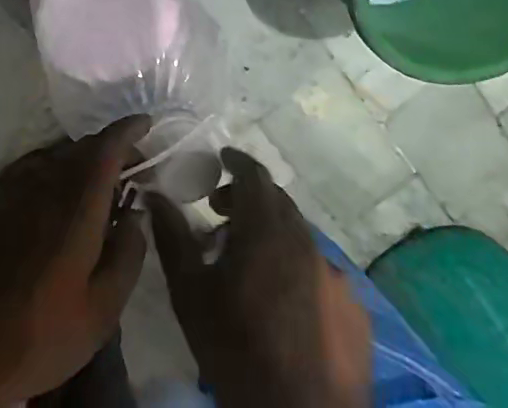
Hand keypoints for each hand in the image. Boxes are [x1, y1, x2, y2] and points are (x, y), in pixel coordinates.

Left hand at [0, 116, 149, 407]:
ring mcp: (19, 191)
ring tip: (108, 185)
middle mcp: (46, 185)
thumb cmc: (43, 333)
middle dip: (114, 149)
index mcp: (76, 206)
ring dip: (88, 159)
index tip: (147, 123)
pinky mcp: (1, 202)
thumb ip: (128, 253)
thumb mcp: (102, 309)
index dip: (127, 130)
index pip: (105, 149)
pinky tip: (68, 191)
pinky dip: (60, 167)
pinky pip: (38, 166)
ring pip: (61, 155)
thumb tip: (137, 211)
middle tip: (137, 170)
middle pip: (85, 147)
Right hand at [147, 148, 370, 407]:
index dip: (236, 161)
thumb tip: (154, 194)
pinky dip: (295, 267)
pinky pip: (319, 271)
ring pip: (298, 236)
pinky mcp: (353, 306)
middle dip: (247, 198)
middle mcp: (305, 240)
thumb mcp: (190, 292)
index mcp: (266, 228)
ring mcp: (334, 274)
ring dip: (271, 234)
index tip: (219, 160)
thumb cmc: (236, 348)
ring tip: (246, 262)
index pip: (254, 173)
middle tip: (219, 214)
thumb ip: (172, 236)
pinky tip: (281, 300)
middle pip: (277, 201)